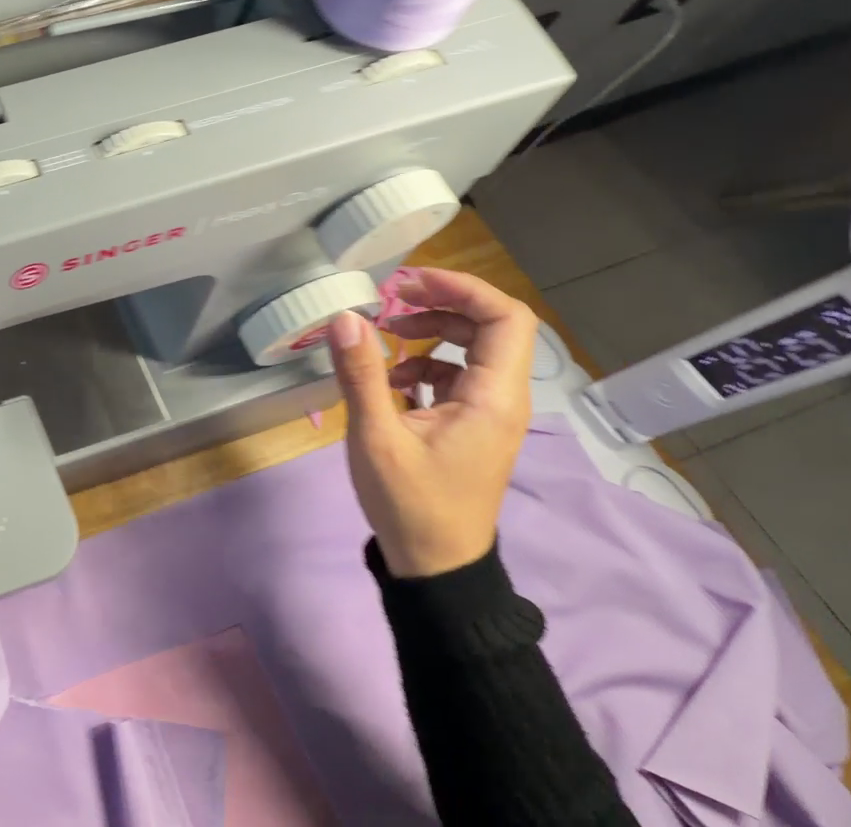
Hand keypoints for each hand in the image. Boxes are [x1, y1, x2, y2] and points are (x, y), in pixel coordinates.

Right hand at [327, 269, 538, 578]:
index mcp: (493, 397)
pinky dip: (427, 366)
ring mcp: (491, 414)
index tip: (407, 284)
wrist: (437, 567)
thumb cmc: (410, 504)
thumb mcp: (376, 437)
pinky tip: (391, 383)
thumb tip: (346, 318)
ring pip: (474, 350)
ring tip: (384, 340)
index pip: (505, 317)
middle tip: (389, 304)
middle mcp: (503, 399)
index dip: (460, 288)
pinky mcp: (474, 426)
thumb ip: (362, 375)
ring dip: (431, 334)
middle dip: (440, 306)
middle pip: (490, 326)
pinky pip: (459, 376)